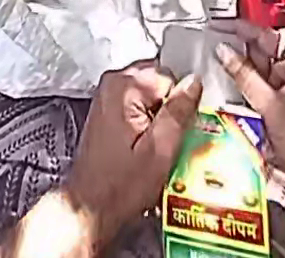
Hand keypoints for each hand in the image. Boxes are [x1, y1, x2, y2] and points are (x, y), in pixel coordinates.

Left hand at [65, 62, 202, 243]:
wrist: (89, 207)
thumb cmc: (120, 186)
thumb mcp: (160, 152)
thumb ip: (179, 112)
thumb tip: (195, 82)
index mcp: (125, 86)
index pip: (170, 77)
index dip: (180, 106)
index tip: (179, 132)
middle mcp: (113, 82)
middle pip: (158, 81)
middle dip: (170, 109)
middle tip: (169, 142)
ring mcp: (108, 94)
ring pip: (150, 94)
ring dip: (160, 117)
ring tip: (157, 148)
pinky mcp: (108, 109)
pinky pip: (138, 104)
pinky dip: (148, 122)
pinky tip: (145, 148)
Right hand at [216, 29, 284, 194]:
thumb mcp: (271, 108)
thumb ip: (244, 76)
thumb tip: (223, 52)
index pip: (269, 36)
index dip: (242, 30)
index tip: (220, 25)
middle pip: (268, 52)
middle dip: (242, 52)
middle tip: (214, 47)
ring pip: (268, 71)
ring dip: (246, 71)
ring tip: (220, 67)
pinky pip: (272, 88)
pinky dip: (255, 88)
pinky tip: (238, 89)